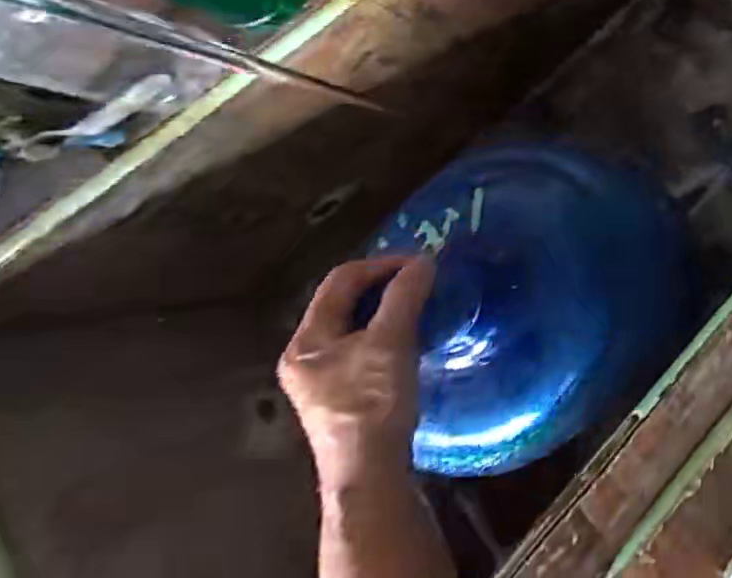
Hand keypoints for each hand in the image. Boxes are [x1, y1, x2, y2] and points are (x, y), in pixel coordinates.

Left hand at [279, 256, 435, 487]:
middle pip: (346, 299)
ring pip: (358, 320)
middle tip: (424, 278)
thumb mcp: (390, 342)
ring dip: (390, 304)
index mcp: (307, 341)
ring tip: (424, 300)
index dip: (382, 264)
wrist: (369, 471)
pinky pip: (365, 341)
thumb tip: (424, 261)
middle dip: (386, 282)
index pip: (341, 280)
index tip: (421, 264)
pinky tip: (414, 331)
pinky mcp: (344, 389)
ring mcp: (324, 374)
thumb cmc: (373, 403)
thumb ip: (404, 296)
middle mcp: (308, 354)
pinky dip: (390, 326)